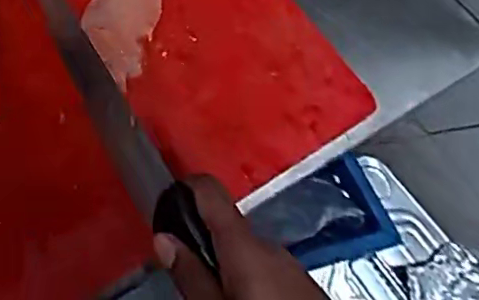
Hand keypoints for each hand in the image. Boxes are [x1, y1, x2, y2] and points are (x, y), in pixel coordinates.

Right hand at [155, 175, 328, 299]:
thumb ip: (191, 276)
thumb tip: (164, 239)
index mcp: (244, 246)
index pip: (210, 189)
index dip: (186, 189)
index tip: (170, 205)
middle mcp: (273, 249)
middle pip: (230, 229)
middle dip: (210, 248)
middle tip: (195, 279)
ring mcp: (298, 272)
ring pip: (254, 256)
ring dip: (236, 270)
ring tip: (225, 298)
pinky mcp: (314, 293)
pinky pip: (276, 277)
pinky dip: (261, 287)